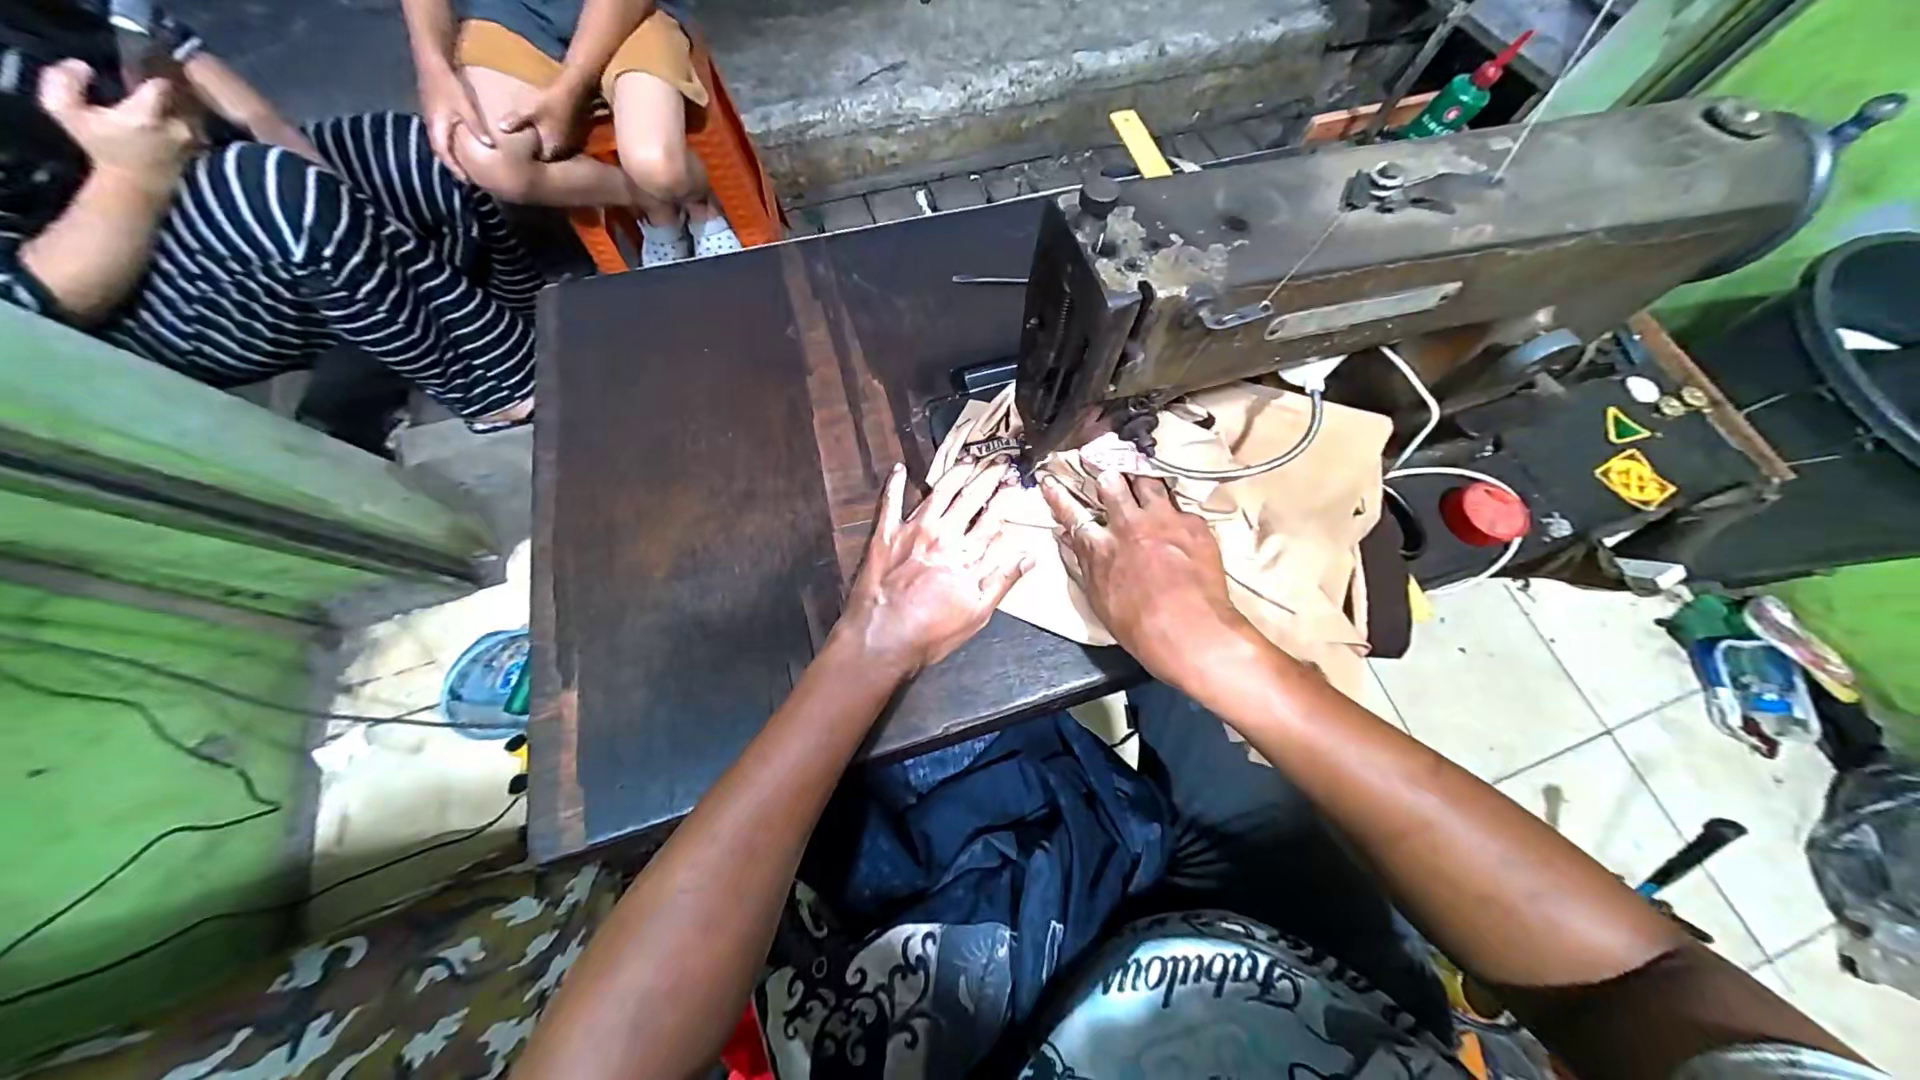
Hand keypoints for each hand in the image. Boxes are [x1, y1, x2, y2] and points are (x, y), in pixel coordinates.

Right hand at [38, 61, 195, 192]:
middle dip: (171, 90)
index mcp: (147, 116)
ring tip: (166, 104)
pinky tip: (176, 119)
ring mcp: (196, 140)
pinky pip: (202, 126)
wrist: (136, 183)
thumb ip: (64, 82)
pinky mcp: (204, 150)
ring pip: (195, 111)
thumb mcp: (65, 111)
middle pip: (182, 97)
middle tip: (153, 90)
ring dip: (183, 105)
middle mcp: (179, 128)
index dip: (152, 75)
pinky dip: (192, 120)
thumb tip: (82, 66)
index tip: (141, 75)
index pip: (162, 85)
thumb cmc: (101, 146)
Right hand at [417, 62, 491, 180]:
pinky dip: (451, 144)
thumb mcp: (465, 106)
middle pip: (440, 150)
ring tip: (465, 167)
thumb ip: (476, 126)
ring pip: (440, 142)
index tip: (466, 182)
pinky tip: (462, 148)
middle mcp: (431, 123)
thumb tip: (490, 146)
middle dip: (452, 165)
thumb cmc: (447, 83)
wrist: (431, 59)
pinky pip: (442, 133)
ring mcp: (431, 116)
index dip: (454, 169)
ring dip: (451, 155)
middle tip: (467, 178)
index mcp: (436, 125)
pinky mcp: (434, 110)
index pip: (443, 154)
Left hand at [497, 78, 589, 161]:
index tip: (524, 150)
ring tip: (542, 136)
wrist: (575, 93)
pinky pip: (568, 142)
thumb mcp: (529, 110)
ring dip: (553, 144)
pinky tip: (554, 128)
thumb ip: (516, 121)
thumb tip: (501, 129)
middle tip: (531, 143)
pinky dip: (560, 138)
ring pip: (561, 149)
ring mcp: (574, 144)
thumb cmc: (550, 102)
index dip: (533, 155)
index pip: (541, 160)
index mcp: (553, 148)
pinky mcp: (579, 136)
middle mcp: (566, 151)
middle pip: (552, 156)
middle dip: (543, 151)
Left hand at [836, 461, 1032, 675]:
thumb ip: (1003, 581)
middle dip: (986, 478)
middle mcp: (943, 536)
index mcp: (967, 555)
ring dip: (953, 474)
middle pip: (969, 499)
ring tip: (967, 461)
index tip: (1016, 482)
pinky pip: (890, 502)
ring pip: (938, 493)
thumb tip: (1029, 555)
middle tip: (998, 462)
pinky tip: (899, 469)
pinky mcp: (884, 535)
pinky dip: (895, 484)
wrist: (880, 639)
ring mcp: (912, 532)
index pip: (993, 518)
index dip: (1006, 498)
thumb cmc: (930, 634)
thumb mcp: (977, 614)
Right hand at [1042, 470, 1258, 685]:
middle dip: (1106, 475)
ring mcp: (1164, 520)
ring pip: (1149, 483)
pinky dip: (1176, 511)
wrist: (1189, 630)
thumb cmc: (1139, 625)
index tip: (1050, 481)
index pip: (1072, 514)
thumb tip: (1069, 543)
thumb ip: (1084, 564)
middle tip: (1105, 467)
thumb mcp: (1099, 598)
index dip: (1059, 496)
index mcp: (1100, 547)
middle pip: (1113, 486)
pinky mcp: (1194, 524)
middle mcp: (1129, 526)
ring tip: (1141, 476)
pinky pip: (1182, 507)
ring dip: (1141, 480)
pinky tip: (1180, 519)